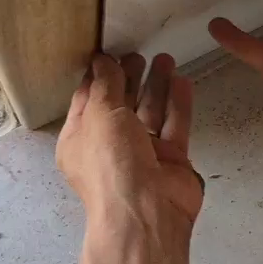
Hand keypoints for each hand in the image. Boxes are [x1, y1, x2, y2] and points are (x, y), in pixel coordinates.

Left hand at [57, 53, 204, 227]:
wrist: (146, 212)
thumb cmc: (112, 162)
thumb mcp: (100, 115)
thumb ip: (105, 85)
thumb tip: (101, 61)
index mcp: (80, 140)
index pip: (87, 101)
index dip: (98, 76)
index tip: (109, 51)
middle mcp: (109, 147)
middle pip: (120, 105)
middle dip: (129, 78)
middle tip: (139, 54)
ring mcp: (142, 154)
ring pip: (150, 113)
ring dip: (156, 86)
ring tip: (166, 58)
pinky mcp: (171, 160)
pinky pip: (174, 126)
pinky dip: (177, 104)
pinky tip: (182, 80)